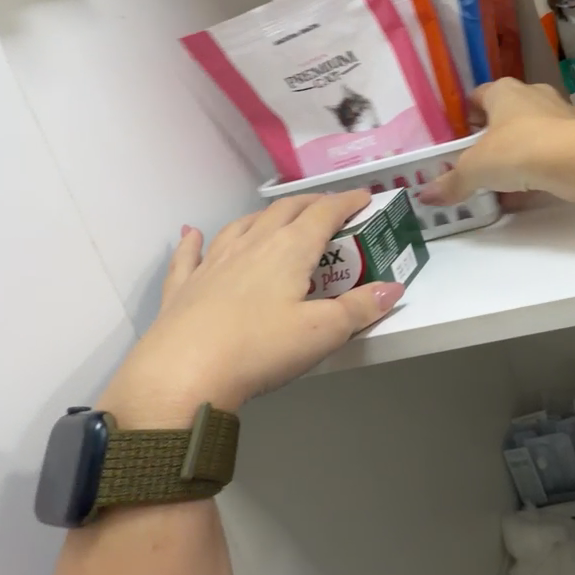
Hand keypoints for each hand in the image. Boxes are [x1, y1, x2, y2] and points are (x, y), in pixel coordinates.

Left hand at [97, 192, 400, 425]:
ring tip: (277, 217)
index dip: (347, 202)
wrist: (180, 376)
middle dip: (310, 203)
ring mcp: (213, 264)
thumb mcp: (323, 332)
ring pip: (242, 225)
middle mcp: (252, 245)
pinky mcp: (183, 287)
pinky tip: (192, 233)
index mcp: (290, 249)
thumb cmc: (259, 349)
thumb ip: (361, 308)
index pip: (324, 213)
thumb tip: (394, 288)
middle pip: (285, 211)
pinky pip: (190, 255)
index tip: (364, 197)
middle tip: (328, 207)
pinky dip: (194, 241)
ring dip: (264, 216)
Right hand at [418, 79, 574, 204]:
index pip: (478, 95)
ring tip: (502, 181)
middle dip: (493, 137)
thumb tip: (426, 196)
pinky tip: (527, 191)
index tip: (458, 137)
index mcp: (503, 91)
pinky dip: (538, 169)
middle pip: (505, 115)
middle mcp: (532, 95)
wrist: (573, 159)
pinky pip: (549, 152)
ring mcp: (558, 114)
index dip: (466, 115)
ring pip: (530, 133)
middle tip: (479, 162)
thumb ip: (452, 182)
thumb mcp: (475, 169)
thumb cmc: (516, 150)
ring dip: (517, 154)